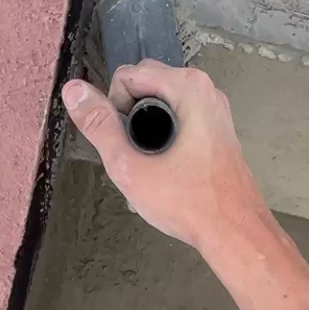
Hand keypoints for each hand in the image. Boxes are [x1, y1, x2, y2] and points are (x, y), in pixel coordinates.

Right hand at [62, 61, 270, 253]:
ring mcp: (214, 109)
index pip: (127, 77)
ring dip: (145, 130)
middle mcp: (206, 89)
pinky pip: (178, 118)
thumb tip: (73, 90)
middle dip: (129, 116)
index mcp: (188, 87)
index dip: (114, 110)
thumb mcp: (129, 166)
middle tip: (135, 157)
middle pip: (145, 85)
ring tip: (150, 166)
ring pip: (160, 104)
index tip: (125, 145)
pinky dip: (164, 137)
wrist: (234, 232)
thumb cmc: (188, 203)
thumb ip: (99, 126)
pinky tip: (164, 170)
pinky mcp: (217, 129)